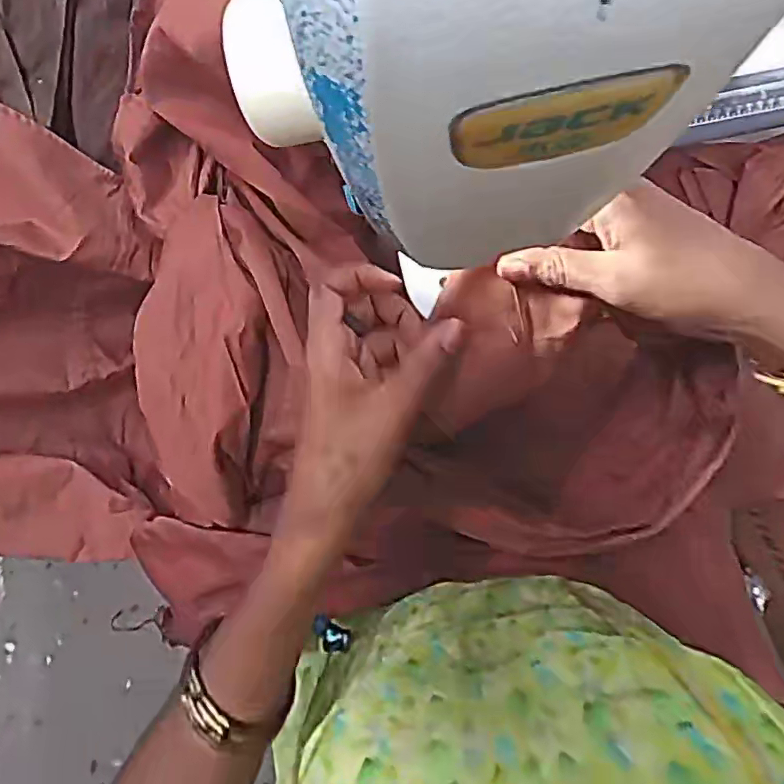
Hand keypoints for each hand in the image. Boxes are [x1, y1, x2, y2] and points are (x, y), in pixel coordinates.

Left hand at [280, 266, 464, 551]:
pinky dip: (401, 360)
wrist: (327, 507)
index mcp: (326, 345)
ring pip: (372, 336)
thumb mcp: (395, 403)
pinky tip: (426, 374)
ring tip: (432, 355)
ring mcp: (341, 373)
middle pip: (357, 308)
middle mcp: (330, 351)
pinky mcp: (353, 393)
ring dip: (402, 339)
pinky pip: (378, 361)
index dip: (361, 275)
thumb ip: (427, 361)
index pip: (329, 285)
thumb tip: (457, 323)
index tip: (398, 287)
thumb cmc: (351, 453)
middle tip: (426, 331)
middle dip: (394, 312)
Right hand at [495, 178, 783, 371]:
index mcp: (609, 189)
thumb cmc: (686, 283)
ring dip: (552, 237)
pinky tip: (559, 262)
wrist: (755, 298)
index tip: (484, 226)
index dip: (514, 209)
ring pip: (575, 216)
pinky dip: (575, 245)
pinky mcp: (642, 226)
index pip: (546, 190)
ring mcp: (632, 206)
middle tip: (491, 242)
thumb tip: (505, 262)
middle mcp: (619, 188)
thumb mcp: (613, 281)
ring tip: (517, 252)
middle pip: (559, 200)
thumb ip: (556, 268)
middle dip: (529, 223)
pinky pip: (594, 229)